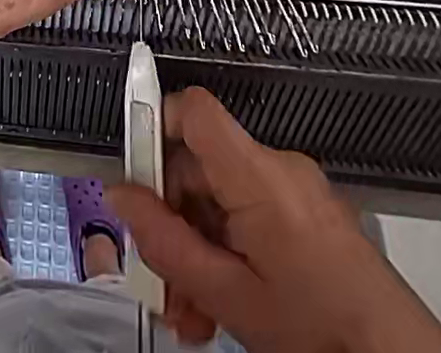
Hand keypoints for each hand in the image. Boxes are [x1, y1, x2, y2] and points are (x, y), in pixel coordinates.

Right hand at [108, 88, 440, 352]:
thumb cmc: (320, 331)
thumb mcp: (230, 296)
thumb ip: (166, 243)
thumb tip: (120, 195)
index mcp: (260, 175)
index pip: (195, 110)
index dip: (155, 123)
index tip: (133, 174)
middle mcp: (277, 167)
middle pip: (199, 165)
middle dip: (171, 220)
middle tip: (160, 282)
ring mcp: (294, 188)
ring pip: (218, 198)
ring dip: (195, 248)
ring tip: (190, 313)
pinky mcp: (305, 210)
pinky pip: (246, 212)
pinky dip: (225, 249)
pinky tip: (217, 303)